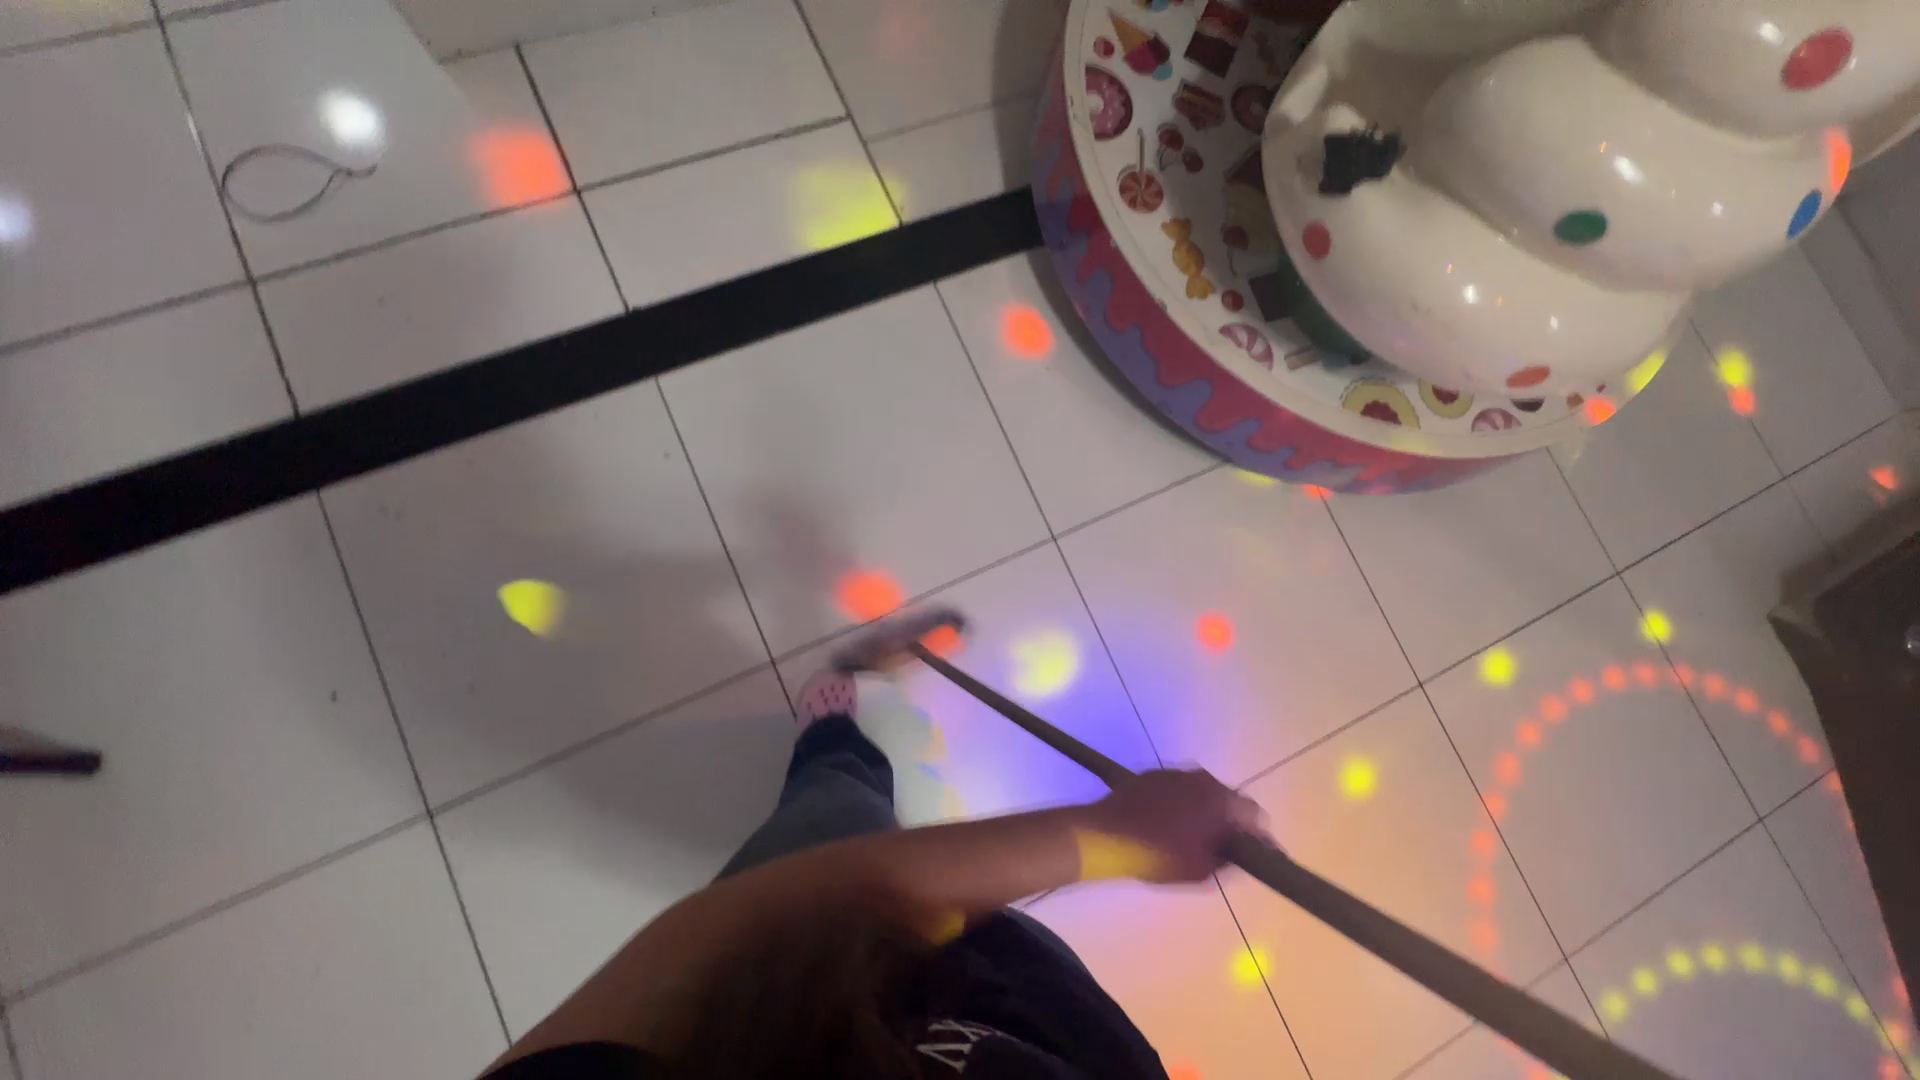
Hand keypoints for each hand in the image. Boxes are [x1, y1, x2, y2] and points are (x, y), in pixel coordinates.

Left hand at [1084, 769, 1267, 882]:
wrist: (1104, 835)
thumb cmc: (1157, 855)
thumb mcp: (1201, 870)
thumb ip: (1229, 860)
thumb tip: (1240, 854)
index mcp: (1219, 799)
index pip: (1254, 814)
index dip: (1257, 835)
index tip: (1254, 854)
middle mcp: (1201, 777)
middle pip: (1228, 799)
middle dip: (1229, 820)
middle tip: (1222, 846)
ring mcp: (1174, 772)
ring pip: (1201, 791)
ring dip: (1204, 809)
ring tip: (1193, 836)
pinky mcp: (1152, 773)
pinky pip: (1178, 788)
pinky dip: (1181, 802)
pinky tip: (1168, 822)